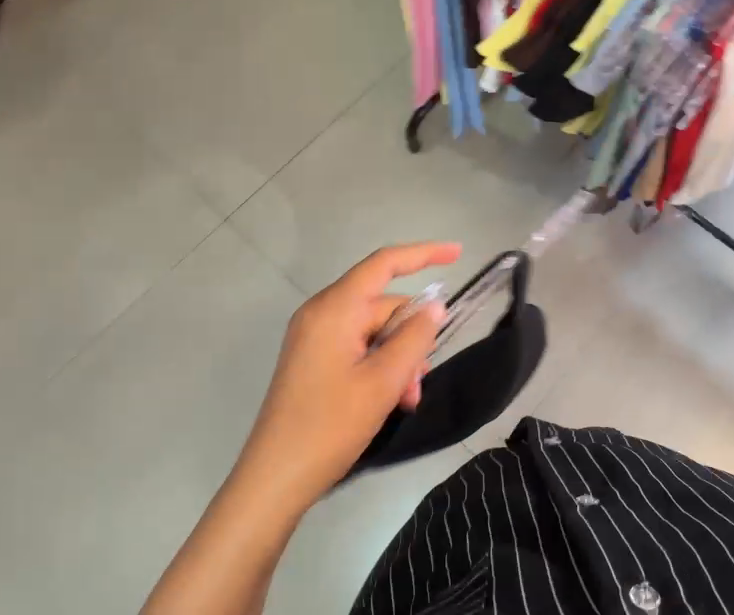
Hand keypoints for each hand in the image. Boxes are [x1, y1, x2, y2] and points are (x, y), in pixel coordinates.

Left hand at [241, 241, 459, 506]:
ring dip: (398, 359)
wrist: (275, 479)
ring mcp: (314, 337)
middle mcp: (321, 313)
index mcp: (334, 309)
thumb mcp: (383, 381)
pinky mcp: (314, 360)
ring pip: (375, 331)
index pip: (384, 263)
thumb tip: (434, 306)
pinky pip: (359, 347)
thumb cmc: (329, 426)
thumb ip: (414, 337)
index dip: (424, 254)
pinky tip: (390, 399)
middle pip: (383, 304)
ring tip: (406, 399)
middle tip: (420, 380)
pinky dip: (380, 366)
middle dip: (411, 336)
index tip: (458, 253)